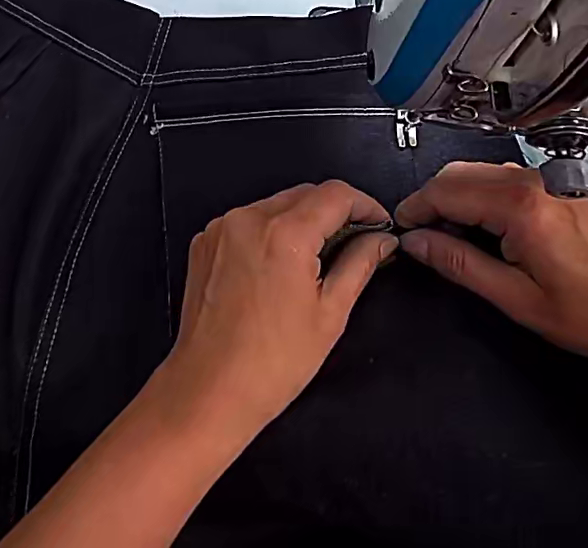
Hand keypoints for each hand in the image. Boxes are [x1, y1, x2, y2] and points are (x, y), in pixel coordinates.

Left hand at [153, 181, 396, 440]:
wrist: (205, 395)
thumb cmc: (275, 362)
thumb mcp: (331, 313)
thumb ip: (360, 263)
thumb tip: (382, 238)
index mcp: (285, 233)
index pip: (336, 194)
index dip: (366, 204)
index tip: (380, 225)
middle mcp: (250, 218)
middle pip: (307, 193)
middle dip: (336, 211)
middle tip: (356, 241)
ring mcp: (222, 227)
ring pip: (278, 203)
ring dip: (303, 219)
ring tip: (318, 256)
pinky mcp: (205, 241)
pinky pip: (250, 220)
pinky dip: (271, 230)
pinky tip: (278, 264)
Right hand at [395, 162, 587, 383]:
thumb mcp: (517, 298)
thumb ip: (460, 263)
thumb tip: (416, 242)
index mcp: (519, 204)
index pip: (446, 190)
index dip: (415, 208)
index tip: (398, 230)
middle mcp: (533, 180)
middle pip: (462, 173)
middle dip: (432, 199)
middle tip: (418, 236)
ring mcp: (551, 179)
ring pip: (484, 173)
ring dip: (458, 196)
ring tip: (448, 237)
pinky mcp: (563, 187)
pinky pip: (508, 179)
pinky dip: (484, 196)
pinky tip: (485, 228)